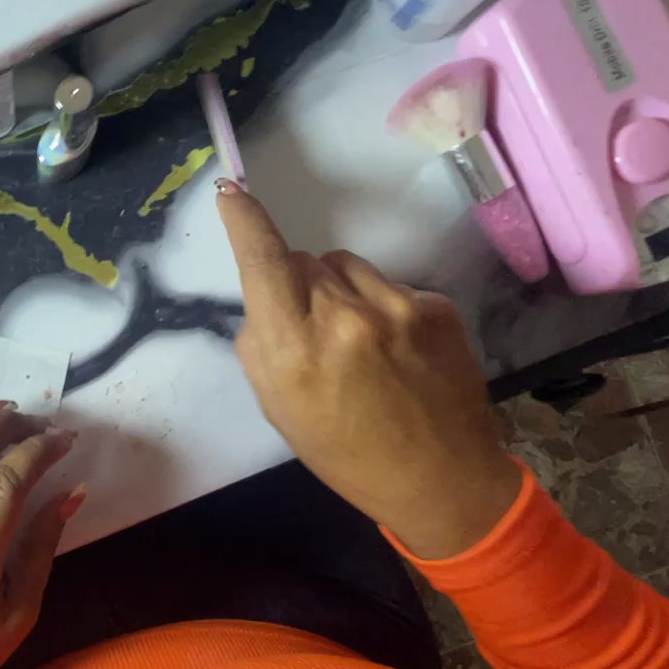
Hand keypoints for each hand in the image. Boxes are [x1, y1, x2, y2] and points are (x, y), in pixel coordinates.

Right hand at [216, 180, 520, 559]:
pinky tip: (391, 348)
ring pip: (345, 264)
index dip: (244, 221)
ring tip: (352, 339)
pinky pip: (387, 284)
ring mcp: (398, 306)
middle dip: (294, 282)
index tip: (231, 191)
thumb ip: (261, 346)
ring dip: (336, 287)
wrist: (437, 476)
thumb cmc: (341, 452)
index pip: (263, 263)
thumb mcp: (278, 408)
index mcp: (296, 347)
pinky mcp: (437, 305)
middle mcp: (345, 316)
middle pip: (303, 260)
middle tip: (307, 329)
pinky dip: (377, 305)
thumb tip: (266, 303)